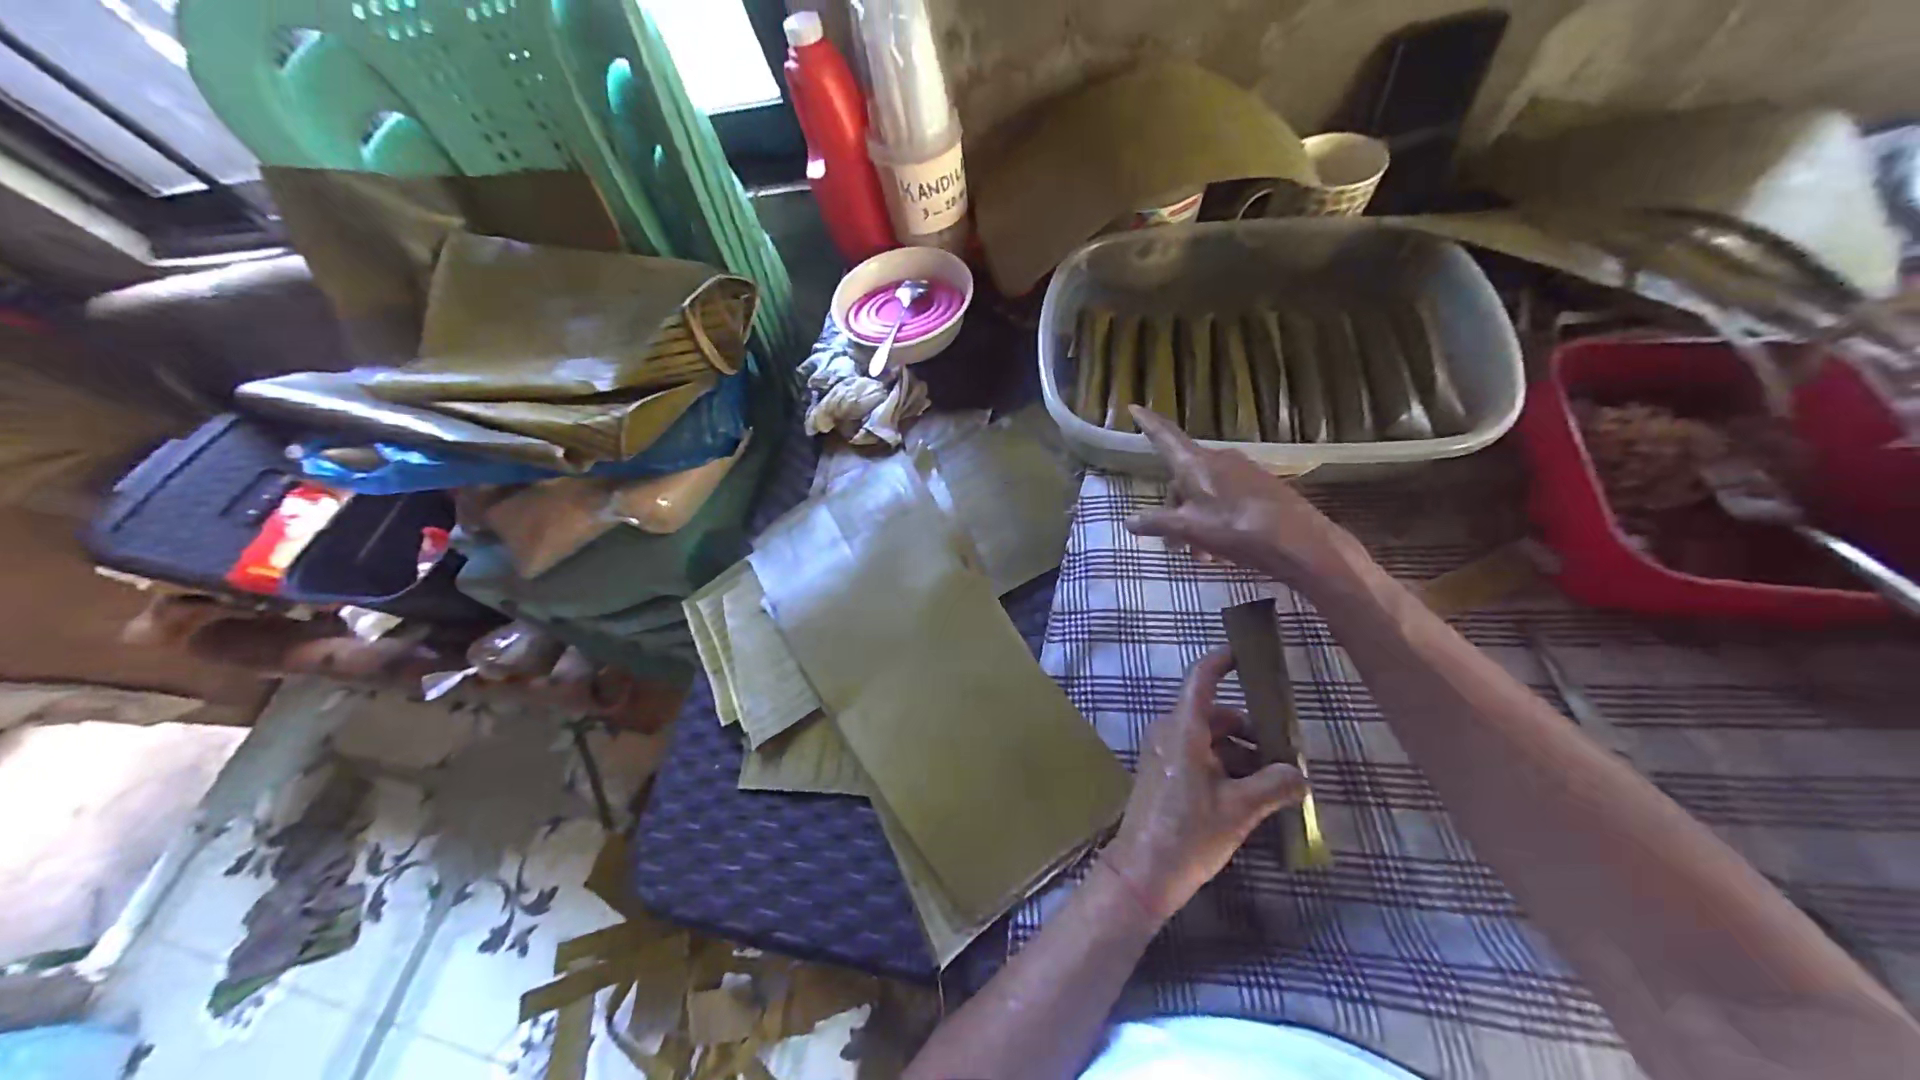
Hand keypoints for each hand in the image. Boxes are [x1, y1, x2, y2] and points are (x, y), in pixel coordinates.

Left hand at [1101, 647, 1307, 921]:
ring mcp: (1164, 753)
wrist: (1143, 873)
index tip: (1247, 653)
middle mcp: (1170, 732)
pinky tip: (1252, 795)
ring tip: (1276, 782)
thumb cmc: (1189, 833)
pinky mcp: (1164, 773)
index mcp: (1183, 728)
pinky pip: (1200, 756)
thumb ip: (1274, 785)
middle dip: (1252, 728)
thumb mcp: (1240, 809)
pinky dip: (1226, 765)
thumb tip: (1300, 775)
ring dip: (1242, 752)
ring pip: (1210, 738)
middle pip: (1215, 714)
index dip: (1222, 660)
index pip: (1201, 679)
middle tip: (1288, 751)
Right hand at [1124, 405, 1350, 585]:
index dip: (1148, 424)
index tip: (1134, 407)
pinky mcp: (1262, 487)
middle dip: (1174, 511)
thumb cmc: (1235, 528)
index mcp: (1195, 464)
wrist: (1299, 541)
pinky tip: (1223, 550)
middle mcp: (1219, 460)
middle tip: (1175, 544)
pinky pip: (1228, 500)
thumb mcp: (1189, 529)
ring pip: (1206, 494)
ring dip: (1196, 523)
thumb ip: (1157, 523)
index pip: (1165, 437)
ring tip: (1202, 555)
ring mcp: (1243, 472)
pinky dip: (1218, 522)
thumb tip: (1129, 521)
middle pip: (1184, 479)